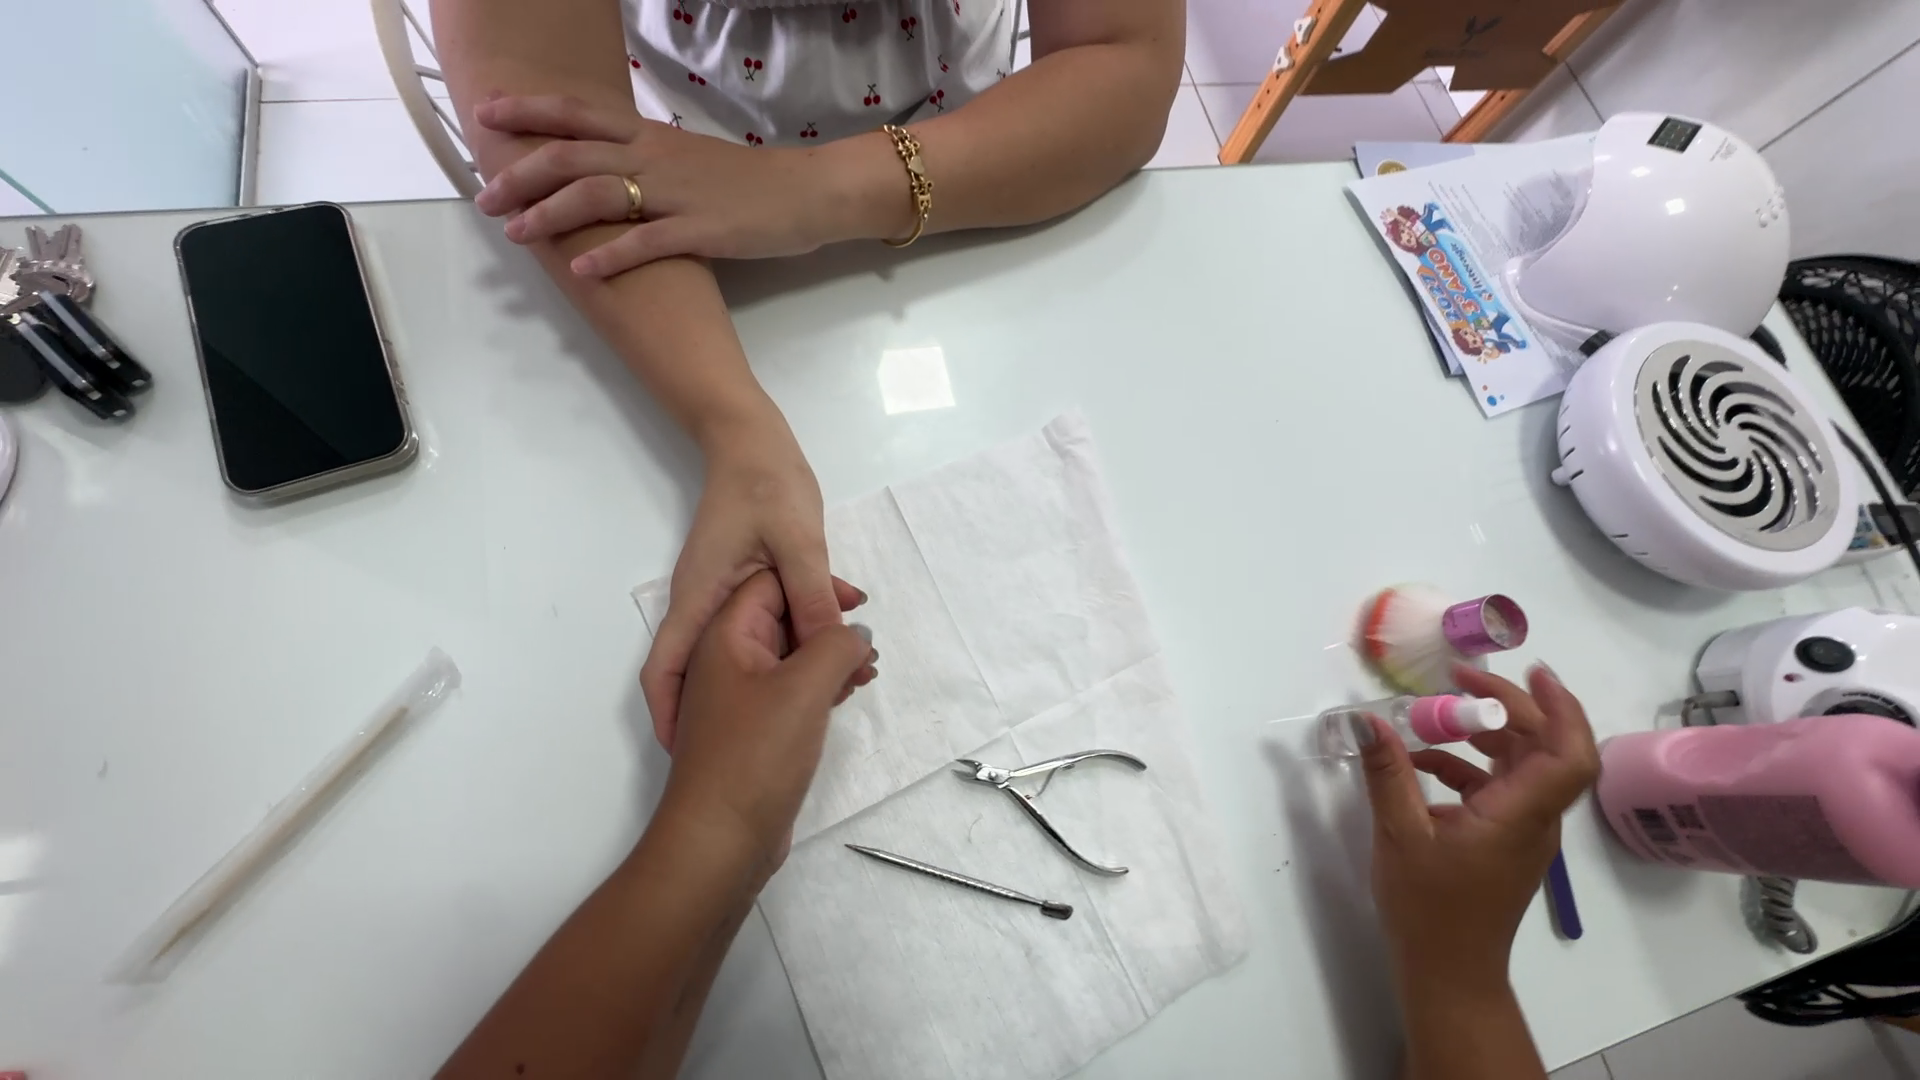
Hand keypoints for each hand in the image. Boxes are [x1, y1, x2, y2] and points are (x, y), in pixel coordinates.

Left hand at [472, 95, 843, 275]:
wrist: (808, 193)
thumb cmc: (756, 181)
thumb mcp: (696, 159)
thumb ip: (654, 162)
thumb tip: (620, 172)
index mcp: (654, 136)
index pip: (579, 113)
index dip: (529, 112)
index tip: (487, 116)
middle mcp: (655, 158)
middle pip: (572, 155)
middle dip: (521, 174)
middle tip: (485, 196)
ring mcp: (677, 194)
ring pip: (598, 194)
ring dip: (550, 213)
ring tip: (517, 233)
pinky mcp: (702, 231)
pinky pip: (646, 241)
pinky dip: (610, 255)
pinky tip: (582, 270)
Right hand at [642, 415, 861, 751]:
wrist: (757, 442)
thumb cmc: (765, 485)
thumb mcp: (797, 543)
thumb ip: (812, 596)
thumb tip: (833, 652)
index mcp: (699, 599)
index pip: (666, 666)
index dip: (671, 715)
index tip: (689, 754)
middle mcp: (706, 604)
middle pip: (714, 667)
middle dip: (753, 697)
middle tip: (804, 719)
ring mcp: (728, 594)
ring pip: (755, 644)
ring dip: (792, 661)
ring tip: (841, 678)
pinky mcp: (751, 582)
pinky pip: (775, 618)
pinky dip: (804, 628)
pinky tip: (844, 629)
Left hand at [664, 570, 875, 865]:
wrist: (720, 842)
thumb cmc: (756, 754)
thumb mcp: (805, 687)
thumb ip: (838, 644)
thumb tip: (856, 632)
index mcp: (724, 636)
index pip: (769, 583)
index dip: (816, 584)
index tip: (860, 603)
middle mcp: (725, 660)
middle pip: (780, 618)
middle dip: (828, 625)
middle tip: (870, 645)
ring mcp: (736, 697)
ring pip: (789, 656)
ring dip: (829, 658)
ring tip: (869, 671)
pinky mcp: (751, 728)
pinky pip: (789, 689)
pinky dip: (819, 685)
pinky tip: (848, 694)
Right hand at [1354, 664, 1599, 989]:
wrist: (1448, 969)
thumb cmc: (1429, 905)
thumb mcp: (1398, 832)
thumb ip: (1387, 772)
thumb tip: (1367, 718)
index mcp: (1518, 815)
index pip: (1567, 755)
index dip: (1560, 708)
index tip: (1529, 671)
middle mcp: (1532, 818)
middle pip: (1544, 749)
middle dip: (1509, 706)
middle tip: (1459, 680)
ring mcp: (1519, 829)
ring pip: (1521, 765)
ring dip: (1486, 732)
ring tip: (1438, 713)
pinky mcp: (1501, 838)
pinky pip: (1495, 786)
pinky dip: (1464, 764)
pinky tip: (1421, 762)